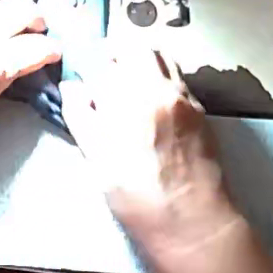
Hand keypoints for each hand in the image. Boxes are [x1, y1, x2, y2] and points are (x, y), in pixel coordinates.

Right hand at [61, 45, 242, 263]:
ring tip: (128, 83)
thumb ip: (79, 116)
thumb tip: (71, 88)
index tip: (81, 84)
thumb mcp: (96, 159)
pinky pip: (178, 78)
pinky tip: (152, 102)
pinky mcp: (201, 110)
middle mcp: (158, 89)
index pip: (100, 65)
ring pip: (161, 58)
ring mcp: (184, 97)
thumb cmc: (137, 196)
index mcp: (127, 100)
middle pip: (136, 49)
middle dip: (115, 54)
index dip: (86, 71)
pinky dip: (160, 77)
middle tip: (104, 73)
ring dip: (141, 61)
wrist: (194, 223)